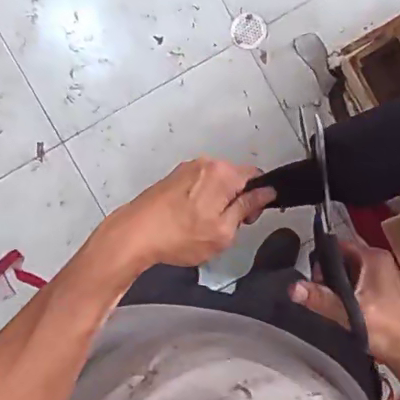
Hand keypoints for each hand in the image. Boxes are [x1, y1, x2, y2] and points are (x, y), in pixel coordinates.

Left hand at [94, 157, 274, 274]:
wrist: (134, 235)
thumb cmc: (176, 235)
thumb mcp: (224, 231)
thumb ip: (248, 207)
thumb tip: (265, 193)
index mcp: (223, 173)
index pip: (257, 176)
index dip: (259, 199)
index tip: (250, 217)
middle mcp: (206, 164)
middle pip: (236, 179)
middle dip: (237, 201)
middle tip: (225, 228)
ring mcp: (187, 169)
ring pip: (217, 183)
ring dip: (217, 202)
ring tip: (203, 228)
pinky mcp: (173, 178)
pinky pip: (198, 186)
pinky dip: (200, 202)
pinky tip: (189, 222)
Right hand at [289, 239, 399, 368]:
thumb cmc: (385, 329)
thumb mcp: (348, 312)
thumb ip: (320, 298)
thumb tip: (293, 288)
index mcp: (374, 258)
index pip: (339, 244)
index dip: (322, 258)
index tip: (313, 278)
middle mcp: (379, 261)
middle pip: (343, 257)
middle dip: (328, 273)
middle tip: (320, 293)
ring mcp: (382, 275)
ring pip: (349, 270)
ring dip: (337, 284)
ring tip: (330, 302)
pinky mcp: (381, 289)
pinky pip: (357, 282)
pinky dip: (346, 291)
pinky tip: (342, 307)